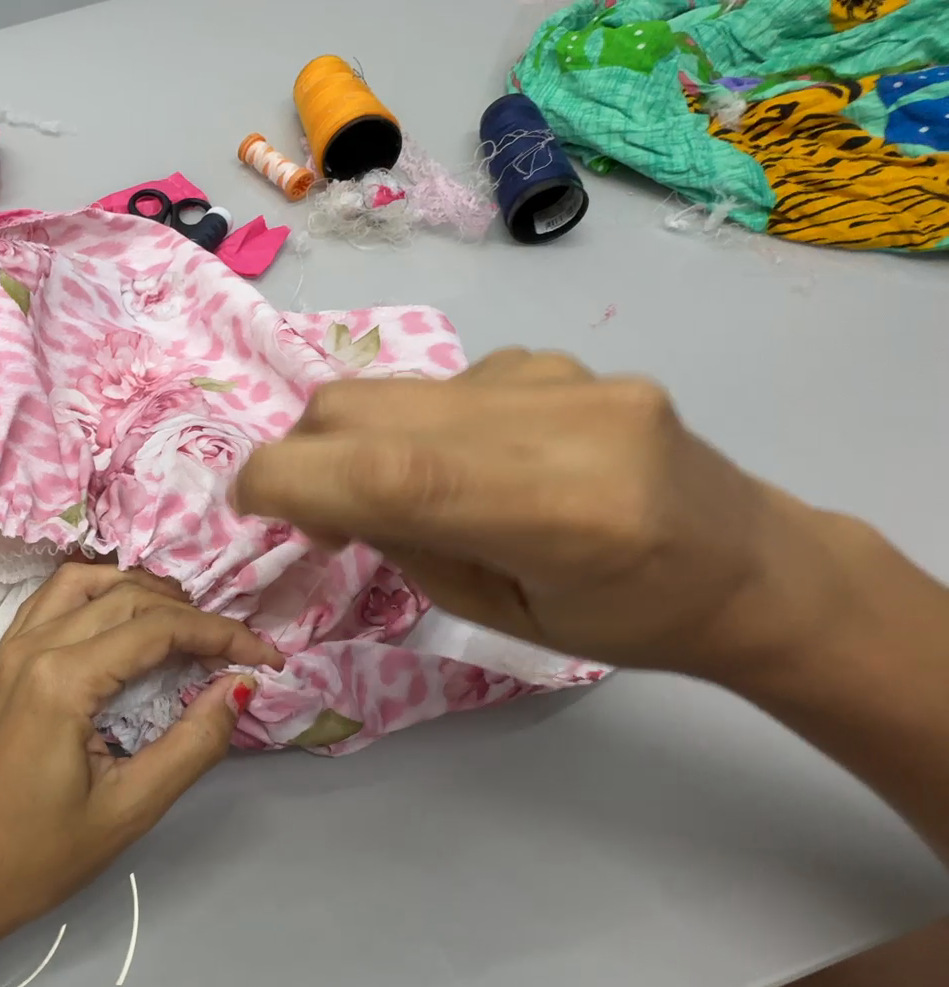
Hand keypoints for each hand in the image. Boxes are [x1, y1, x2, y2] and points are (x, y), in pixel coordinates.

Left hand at [0, 564, 283, 934]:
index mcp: (61, 680)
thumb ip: (193, 742)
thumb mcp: (131, 807)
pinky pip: (50, 600)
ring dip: (138, 589)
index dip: (219, 634)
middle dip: (188, 613)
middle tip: (231, 648)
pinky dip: (94, 594)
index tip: (265, 657)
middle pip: (124, 596)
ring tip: (183, 622)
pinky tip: (121, 619)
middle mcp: (31, 647)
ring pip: (81, 583)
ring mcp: (8, 648)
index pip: (156, 629)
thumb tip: (239, 686)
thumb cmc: (43, 853)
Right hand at [229, 348, 857, 680]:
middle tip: (310, 514)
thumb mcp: (491, 609)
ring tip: (380, 492)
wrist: (749, 559)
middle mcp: (561, 422)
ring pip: (384, 392)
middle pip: (359, 409)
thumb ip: (399, 538)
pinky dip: (403, 428)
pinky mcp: (551, 359)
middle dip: (298, 456)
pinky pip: (430, 388)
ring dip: (345, 443)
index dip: (286, 480)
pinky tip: (451, 461)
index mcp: (559, 513)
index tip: (246, 506)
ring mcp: (559, 376)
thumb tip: (320, 495)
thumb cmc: (620, 619)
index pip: (384, 472)